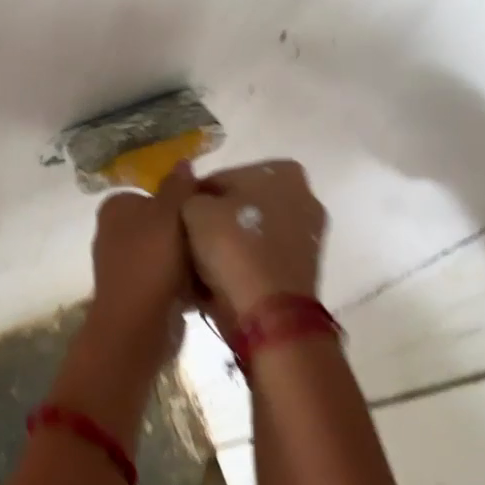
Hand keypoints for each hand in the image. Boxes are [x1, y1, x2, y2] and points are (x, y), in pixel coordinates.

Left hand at [82, 161, 198, 370]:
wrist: (137, 326)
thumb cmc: (151, 261)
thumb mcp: (168, 213)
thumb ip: (177, 186)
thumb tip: (182, 161)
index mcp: (116, 209)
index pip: (154, 193)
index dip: (182, 199)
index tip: (208, 208)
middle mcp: (115, 234)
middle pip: (164, 223)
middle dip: (189, 230)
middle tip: (218, 233)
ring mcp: (127, 267)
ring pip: (170, 253)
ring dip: (192, 259)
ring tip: (219, 259)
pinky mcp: (140, 294)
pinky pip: (171, 280)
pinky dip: (188, 283)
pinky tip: (210, 285)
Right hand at [181, 160, 326, 332]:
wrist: (268, 314)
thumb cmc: (233, 248)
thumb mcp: (193, 210)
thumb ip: (188, 194)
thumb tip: (190, 198)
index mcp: (281, 171)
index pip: (220, 178)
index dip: (193, 199)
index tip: (176, 221)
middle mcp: (304, 196)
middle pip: (239, 206)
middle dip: (214, 222)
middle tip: (185, 243)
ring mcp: (307, 235)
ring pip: (249, 234)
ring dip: (226, 246)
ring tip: (198, 267)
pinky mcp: (304, 269)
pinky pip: (261, 259)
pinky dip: (242, 266)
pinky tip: (217, 282)